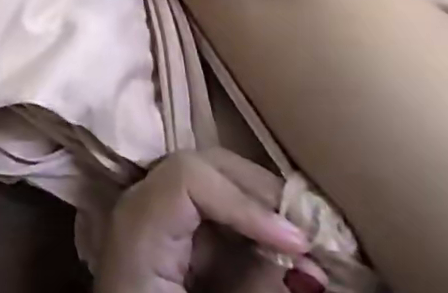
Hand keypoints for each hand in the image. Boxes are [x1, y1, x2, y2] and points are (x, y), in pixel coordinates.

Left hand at [96, 150, 316, 292]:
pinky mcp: (167, 239)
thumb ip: (254, 287)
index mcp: (137, 228)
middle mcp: (139, 207)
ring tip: (302, 241)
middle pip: (200, 166)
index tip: (297, 242)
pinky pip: (209, 213)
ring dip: (259, 205)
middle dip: (259, 193)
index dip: (247, 201)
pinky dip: (247, 224)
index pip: (188, 176)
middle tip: (310, 235)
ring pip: (210, 182)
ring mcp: (151, 217)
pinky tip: (278, 248)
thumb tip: (310, 269)